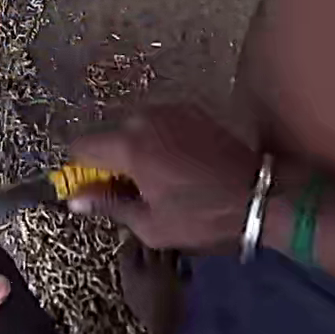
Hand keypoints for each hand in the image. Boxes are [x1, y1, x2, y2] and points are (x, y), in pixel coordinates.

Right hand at [68, 104, 264, 251]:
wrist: (259, 195)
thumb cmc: (202, 216)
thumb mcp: (152, 225)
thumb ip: (108, 205)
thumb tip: (75, 197)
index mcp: (128, 146)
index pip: (82, 146)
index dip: (82, 168)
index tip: (96, 187)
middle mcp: (142, 119)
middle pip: (109, 136)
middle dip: (114, 160)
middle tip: (137, 188)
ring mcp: (167, 110)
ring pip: (134, 127)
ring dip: (137, 147)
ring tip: (163, 175)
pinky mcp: (188, 108)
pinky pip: (159, 122)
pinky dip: (160, 138)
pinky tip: (180, 161)